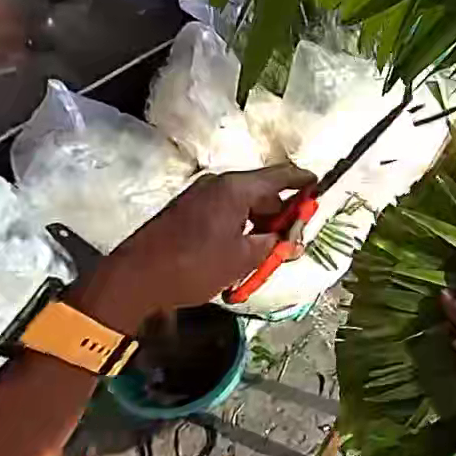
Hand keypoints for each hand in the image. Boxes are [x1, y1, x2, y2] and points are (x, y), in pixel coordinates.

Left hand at [73, 164, 315, 330]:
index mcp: (236, 188)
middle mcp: (218, 183)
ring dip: (259, 223)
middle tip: (293, 239)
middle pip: (262, 191)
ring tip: (267, 252)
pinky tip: (242, 250)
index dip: (303, 182)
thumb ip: (274, 245)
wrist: (134, 279)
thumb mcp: (243, 259)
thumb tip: (295, 241)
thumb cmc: (195, 266)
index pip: (281, 176)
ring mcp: (199, 195)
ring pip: (243, 203)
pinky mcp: (187, 210)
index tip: (320, 188)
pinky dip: (240, 226)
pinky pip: (225, 211)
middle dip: (281, 213)